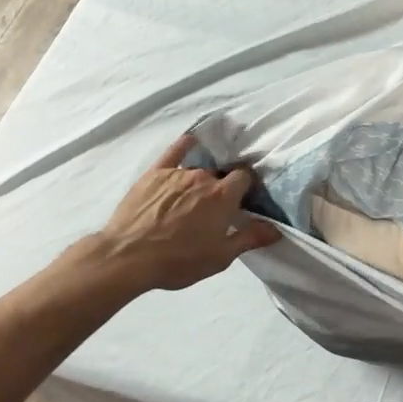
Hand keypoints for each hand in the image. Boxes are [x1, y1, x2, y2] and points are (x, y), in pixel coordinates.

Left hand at [74, 134, 279, 293]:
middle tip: (216, 206)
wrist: (127, 258)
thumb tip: (275, 229)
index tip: (245, 199)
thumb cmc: (178, 260)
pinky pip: (174, 153)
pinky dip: (185, 146)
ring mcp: (177, 173)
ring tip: (195, 195)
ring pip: (198, 169)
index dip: (247, 186)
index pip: (245, 177)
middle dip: (223, 186)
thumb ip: (250, 238)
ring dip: (202, 180)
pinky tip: (191, 141)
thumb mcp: (220, 257)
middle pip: (220, 175)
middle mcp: (203, 177)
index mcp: (223, 196)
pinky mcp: (154, 174)